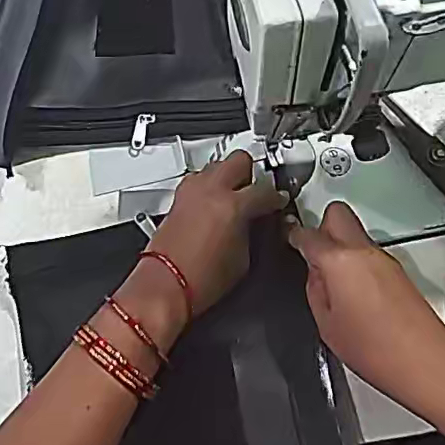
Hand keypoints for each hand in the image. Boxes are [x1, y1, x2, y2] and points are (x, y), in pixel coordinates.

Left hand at [144, 151, 285, 317]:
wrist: (166, 284)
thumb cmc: (198, 279)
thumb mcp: (243, 258)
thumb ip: (252, 230)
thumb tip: (255, 222)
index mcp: (232, 205)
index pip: (265, 190)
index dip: (276, 198)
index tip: (277, 202)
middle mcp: (210, 190)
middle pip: (239, 160)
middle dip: (251, 173)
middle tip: (256, 190)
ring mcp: (191, 191)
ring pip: (216, 166)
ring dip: (227, 177)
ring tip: (235, 197)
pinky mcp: (178, 198)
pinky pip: (199, 180)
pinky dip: (209, 187)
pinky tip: (214, 204)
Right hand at [286, 202, 444, 411]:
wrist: (428, 366)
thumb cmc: (381, 351)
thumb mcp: (326, 325)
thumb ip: (314, 289)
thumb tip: (314, 275)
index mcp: (340, 261)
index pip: (308, 233)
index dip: (294, 234)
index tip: (290, 238)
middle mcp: (365, 252)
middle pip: (338, 214)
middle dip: (321, 225)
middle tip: (312, 249)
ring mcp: (386, 260)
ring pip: (356, 234)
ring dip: (342, 247)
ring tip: (335, 282)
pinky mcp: (400, 273)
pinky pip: (371, 254)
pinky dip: (359, 263)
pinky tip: (355, 294)